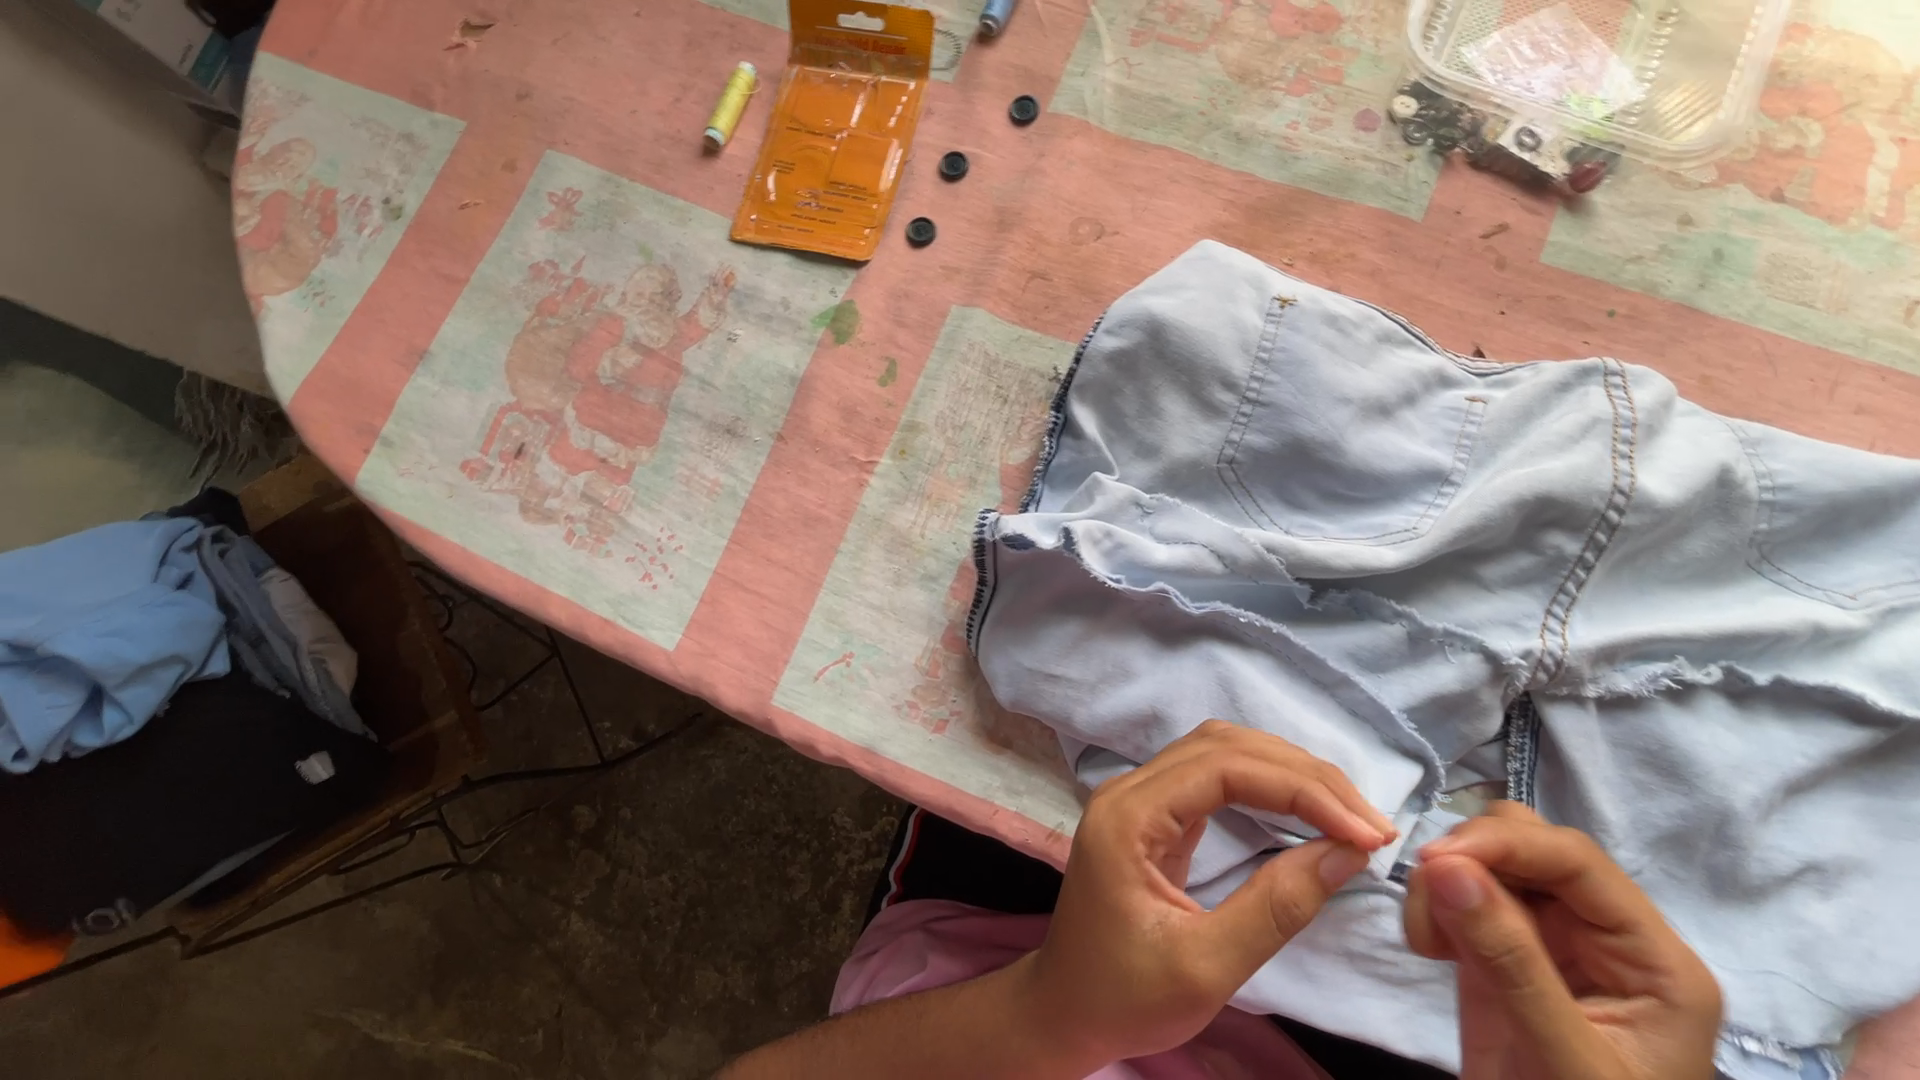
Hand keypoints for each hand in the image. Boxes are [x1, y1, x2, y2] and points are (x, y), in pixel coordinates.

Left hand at [1010, 720, 1396, 1068]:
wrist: (1065, 1010)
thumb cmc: (1126, 997)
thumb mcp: (1205, 967)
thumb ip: (1274, 908)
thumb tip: (1346, 853)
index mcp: (1129, 817)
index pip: (1224, 767)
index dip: (1300, 789)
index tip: (1364, 832)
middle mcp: (1129, 791)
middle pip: (1224, 747)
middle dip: (1303, 776)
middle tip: (1369, 823)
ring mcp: (1138, 799)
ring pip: (1219, 752)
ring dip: (1286, 773)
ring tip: (1346, 813)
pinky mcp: (1153, 816)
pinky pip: (1211, 777)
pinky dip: (1264, 785)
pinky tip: (1300, 809)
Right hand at [1404, 802, 1721, 1079]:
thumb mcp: (1560, 1060)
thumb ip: (1509, 962)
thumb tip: (1444, 864)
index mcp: (1651, 958)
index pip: (1576, 861)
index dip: (1504, 844)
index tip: (1431, 860)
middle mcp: (1603, 934)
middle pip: (1531, 845)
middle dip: (1470, 859)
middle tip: (1429, 906)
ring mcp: (1550, 941)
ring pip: (1486, 860)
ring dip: (1443, 882)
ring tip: (1427, 943)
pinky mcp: (1501, 950)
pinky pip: (1459, 894)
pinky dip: (1431, 905)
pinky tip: (1427, 948)